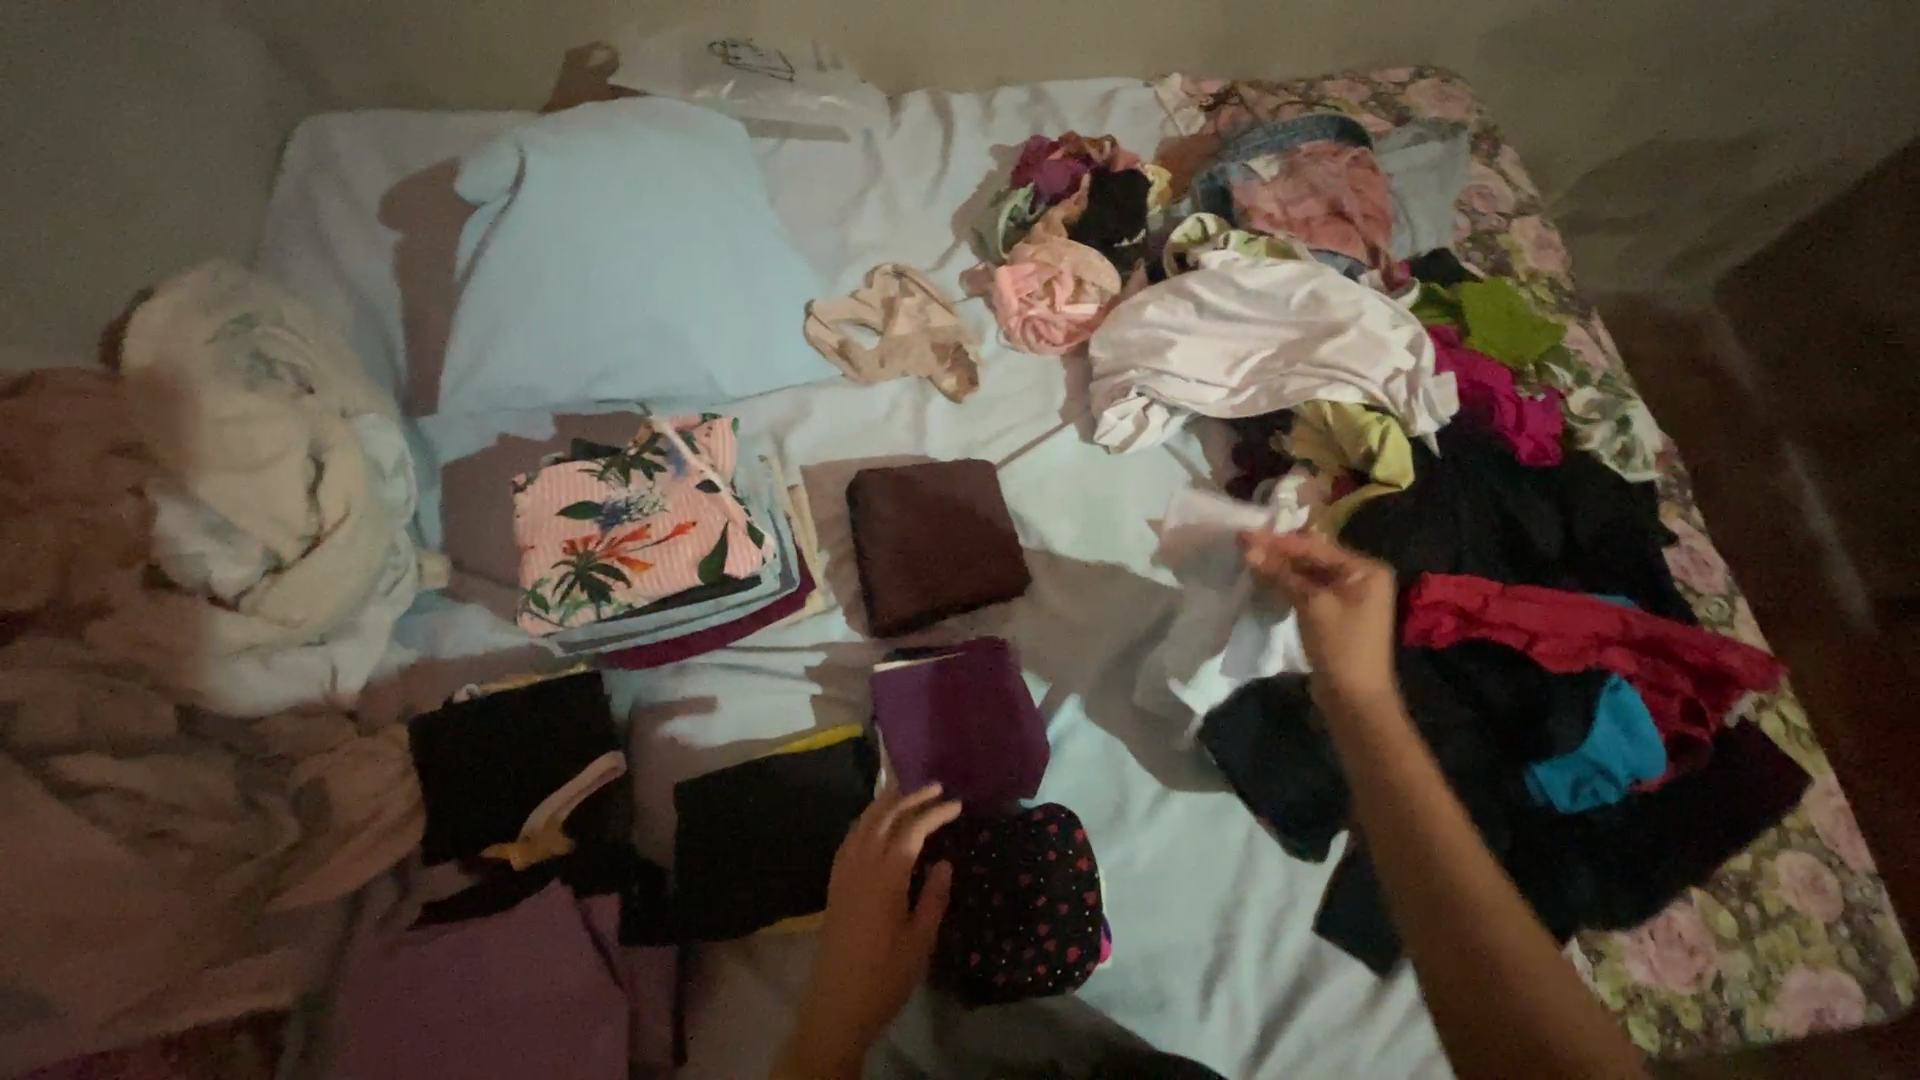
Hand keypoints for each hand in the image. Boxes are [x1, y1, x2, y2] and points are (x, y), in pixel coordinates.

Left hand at [777, 783, 960, 1077]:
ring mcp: (844, 872)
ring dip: (886, 802)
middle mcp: (861, 866)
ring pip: (863, 822)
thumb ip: (934, 898)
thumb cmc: (885, 978)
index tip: (957, 804)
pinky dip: (866, 820)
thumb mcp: (920, 942)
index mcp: (886, 878)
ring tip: (908, 791)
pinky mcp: (835, 883)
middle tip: (936, 786)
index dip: (935, 813)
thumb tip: (944, 862)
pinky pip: (850, 837)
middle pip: (884, 817)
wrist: (836, 1006)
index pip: (912, 830)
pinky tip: (876, 822)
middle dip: (910, 796)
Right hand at [1240, 529, 1397, 710]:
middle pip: (1312, 557)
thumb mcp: (1311, 604)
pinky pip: (1307, 590)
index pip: (1315, 547)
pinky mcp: (1335, 613)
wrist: (1354, 698)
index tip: (1244, 533)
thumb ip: (1281, 573)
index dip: (1278, 540)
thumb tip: (1249, 548)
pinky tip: (1263, 578)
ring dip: (1279, 567)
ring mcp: (1349, 596)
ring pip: (1307, 573)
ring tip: (1247, 557)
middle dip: (1277, 552)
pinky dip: (1286, 584)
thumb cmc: (1341, 647)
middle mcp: (1361, 577)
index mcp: (1366, 569)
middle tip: (1241, 543)